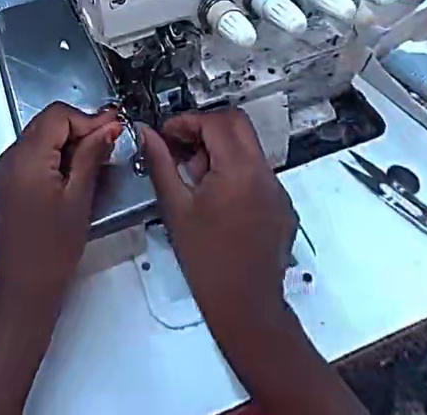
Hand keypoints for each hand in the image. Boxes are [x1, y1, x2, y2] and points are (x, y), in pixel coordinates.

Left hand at [0, 102, 122, 299]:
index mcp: (27, 156)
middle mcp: (12, 156)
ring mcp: (8, 167)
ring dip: (69, 140)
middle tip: (109, 138)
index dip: (88, 119)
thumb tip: (107, 129)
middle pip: (48, 122)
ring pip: (42, 135)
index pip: (58, 115)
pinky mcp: (11, 179)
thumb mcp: (79, 199)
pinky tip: (76, 170)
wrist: (25, 285)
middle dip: (80, 127)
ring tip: (96, 156)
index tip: (113, 126)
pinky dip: (56, 153)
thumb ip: (92, 156)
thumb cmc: (50, 250)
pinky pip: (34, 152)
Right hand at [137, 110, 296, 353]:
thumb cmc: (208, 260)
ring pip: (248, 147)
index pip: (214, 122)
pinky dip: (234, 170)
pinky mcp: (281, 207)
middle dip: (205, 127)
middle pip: (237, 124)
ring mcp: (277, 191)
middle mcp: (264, 175)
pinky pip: (257, 172)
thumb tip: (145, 133)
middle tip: (182, 145)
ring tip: (196, 178)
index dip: (185, 122)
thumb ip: (159, 160)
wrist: (244, 306)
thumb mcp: (175, 205)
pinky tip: (215, 197)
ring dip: (219, 149)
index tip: (168, 134)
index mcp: (239, 171)